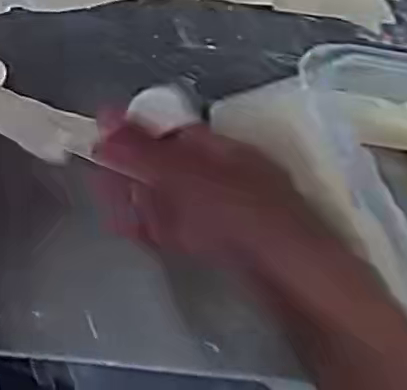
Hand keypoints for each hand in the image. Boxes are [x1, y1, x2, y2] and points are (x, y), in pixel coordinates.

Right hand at [90, 108, 334, 275]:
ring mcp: (228, 213)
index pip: (168, 129)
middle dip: (129, 170)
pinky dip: (153, 225)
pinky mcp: (226, 246)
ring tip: (116, 211)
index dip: (132, 131)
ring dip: (137, 200)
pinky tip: (136, 231)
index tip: (100, 138)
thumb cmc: (246, 217)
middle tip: (103, 181)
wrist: (306, 291)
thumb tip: (102, 116)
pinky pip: (179, 225)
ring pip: (169, 196)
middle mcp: (227, 176)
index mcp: (224, 150)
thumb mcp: (185, 174)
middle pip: (163, 163)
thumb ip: (140, 146)